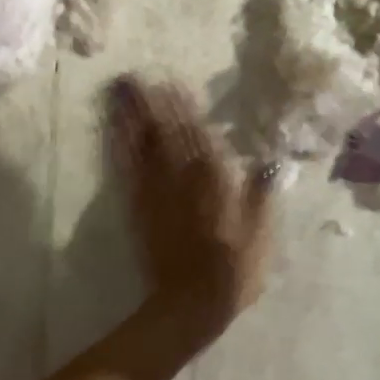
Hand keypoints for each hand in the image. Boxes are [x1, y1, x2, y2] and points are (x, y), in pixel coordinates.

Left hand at [105, 76, 275, 342]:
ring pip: (142, 142)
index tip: (172, 84)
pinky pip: (127, 166)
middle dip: (150, 102)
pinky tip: (111, 127)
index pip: (198, 134)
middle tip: (134, 76)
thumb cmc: (233, 271)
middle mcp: (182, 176)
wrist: (191, 303)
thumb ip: (260, 196)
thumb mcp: (260, 235)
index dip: (183, 107)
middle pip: (165, 130)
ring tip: (119, 89)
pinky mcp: (137, 203)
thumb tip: (269, 164)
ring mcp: (156, 188)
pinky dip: (119, 143)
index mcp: (215, 179)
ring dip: (130, 114)